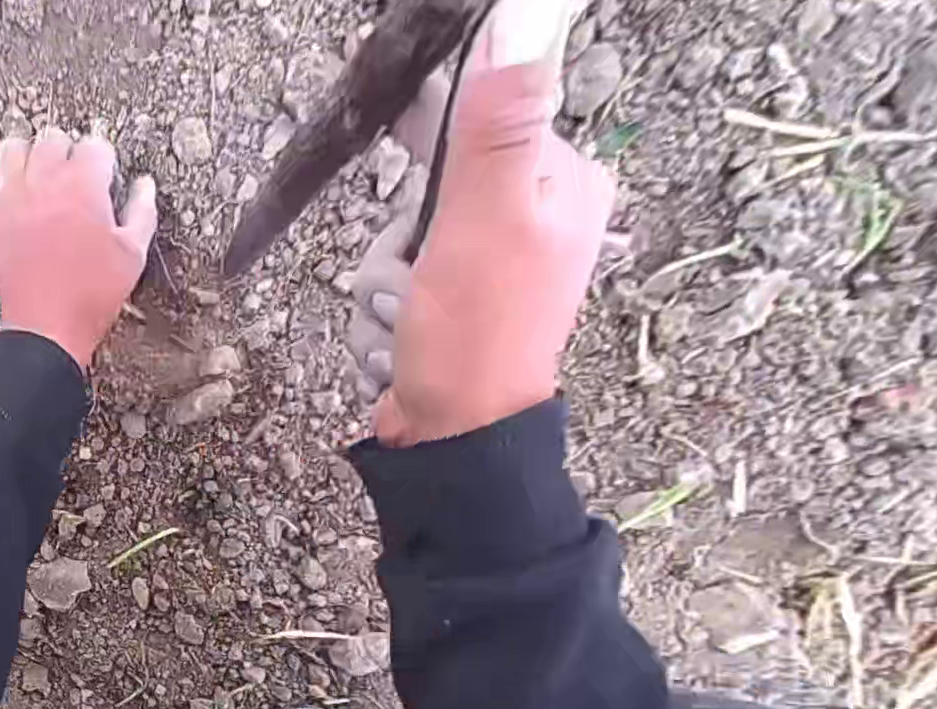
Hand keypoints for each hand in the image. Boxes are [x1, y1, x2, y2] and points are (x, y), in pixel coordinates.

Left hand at [0, 128, 157, 369]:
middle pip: (53, 138)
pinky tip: (19, 201)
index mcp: (83, 185)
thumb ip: (142, 213)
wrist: (47, 328)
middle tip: (77, 182)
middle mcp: (44, 181)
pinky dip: (3, 183)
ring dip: (32, 157)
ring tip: (44, 180)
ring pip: (15, 148)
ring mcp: (12, 197)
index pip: (95, 146)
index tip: (107, 181)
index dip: (105, 163)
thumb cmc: (92, 295)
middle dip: (69, 154)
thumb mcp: (132, 257)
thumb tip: (144, 186)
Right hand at [376, 58, 614, 445]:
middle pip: (422, 193)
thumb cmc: (476, 338)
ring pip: (394, 246)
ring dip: (384, 290)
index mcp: (556, 187)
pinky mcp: (438, 310)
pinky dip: (381, 320)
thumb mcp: (486, 222)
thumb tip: (521, 14)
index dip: (426, 132)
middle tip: (419, 282)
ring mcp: (475, 272)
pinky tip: (402, 347)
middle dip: (400, 244)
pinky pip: (387, 289)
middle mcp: (520, 224)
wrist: (450, 437)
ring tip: (408, 326)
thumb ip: (496, 125)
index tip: (388, 127)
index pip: (478, 121)